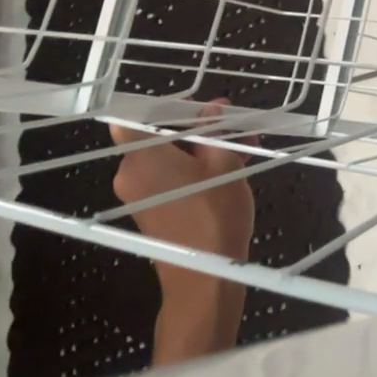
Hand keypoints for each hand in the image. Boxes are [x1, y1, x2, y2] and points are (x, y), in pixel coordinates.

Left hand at [109, 99, 254, 364]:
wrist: (204, 273)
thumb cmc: (213, 213)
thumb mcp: (223, 165)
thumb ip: (215, 134)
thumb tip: (213, 109)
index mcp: (141, 157)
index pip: (133, 118)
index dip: (163, 107)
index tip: (197, 104)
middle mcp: (131, 173)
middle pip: (158, 138)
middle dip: (197, 128)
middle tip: (233, 123)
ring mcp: (140, 194)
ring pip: (170, 158)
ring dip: (204, 149)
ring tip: (244, 145)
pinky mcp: (153, 210)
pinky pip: (172, 177)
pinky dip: (197, 169)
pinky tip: (234, 165)